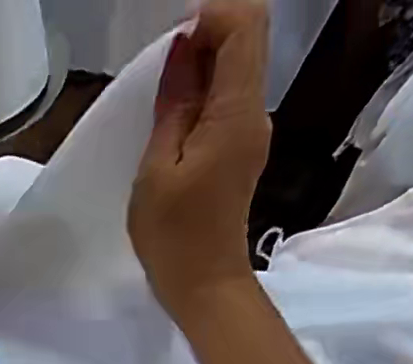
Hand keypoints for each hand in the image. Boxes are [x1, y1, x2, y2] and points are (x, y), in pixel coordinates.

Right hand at [129, 0, 272, 320]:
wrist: (204, 287)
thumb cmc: (174, 237)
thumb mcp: (157, 170)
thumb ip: (174, 104)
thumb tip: (184, 49)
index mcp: (236, 113)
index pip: (245, 23)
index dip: (210, 14)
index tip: (171, 42)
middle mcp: (254, 114)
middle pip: (245, 40)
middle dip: (203, 35)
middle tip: (159, 70)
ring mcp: (251, 134)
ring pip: (235, 70)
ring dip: (199, 67)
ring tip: (159, 95)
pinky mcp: (241, 151)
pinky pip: (227, 100)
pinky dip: (201, 94)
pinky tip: (173, 117)